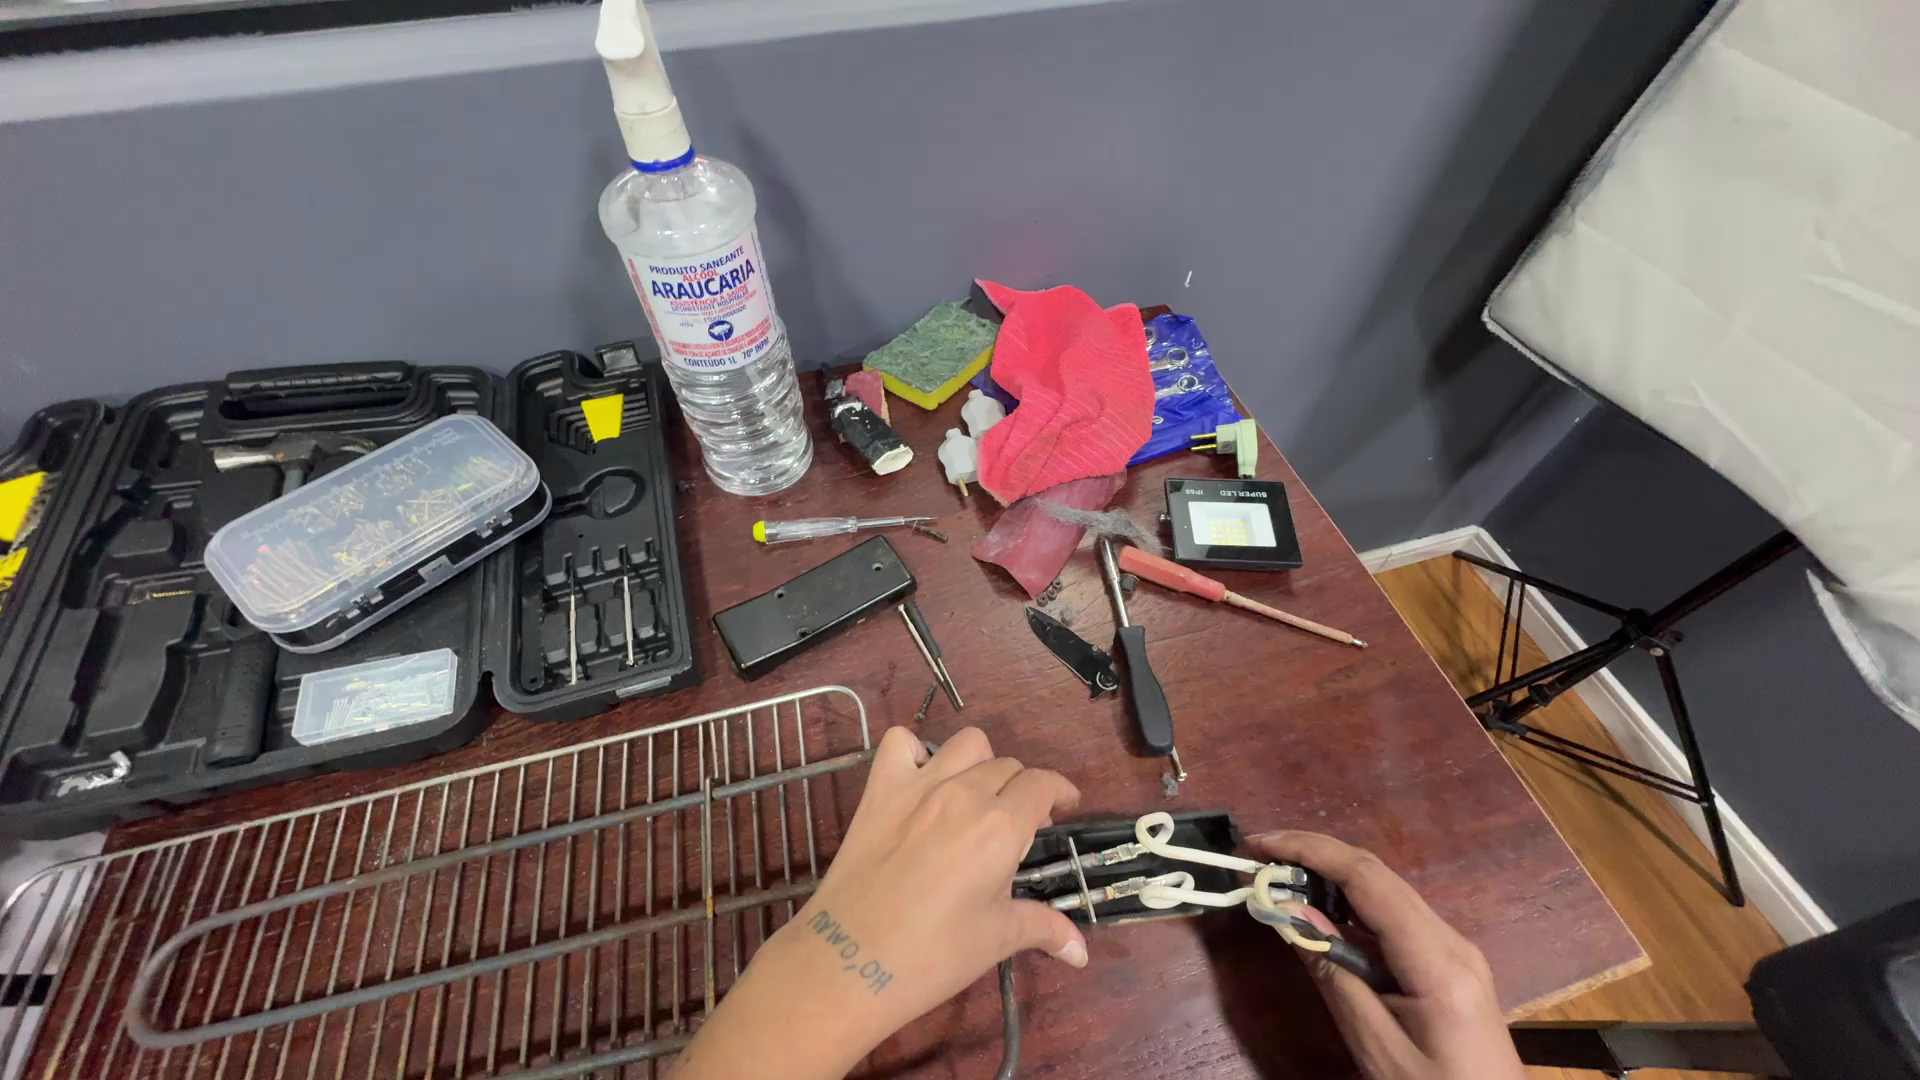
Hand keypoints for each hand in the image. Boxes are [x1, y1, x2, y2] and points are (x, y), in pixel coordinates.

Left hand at [671, 726, 1086, 1079]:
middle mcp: (964, 793)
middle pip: (1008, 765)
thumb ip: (1043, 928)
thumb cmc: (931, 956)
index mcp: (1000, 827)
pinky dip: (915, 752)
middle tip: (1017, 822)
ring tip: (976, 795)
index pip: (1042, 784)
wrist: (850, 960)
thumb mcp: (994, 941)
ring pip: (966, 744)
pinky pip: (900, 743)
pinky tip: (921, 780)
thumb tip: (1081, 950)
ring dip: (980, 762)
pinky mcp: (880, 789)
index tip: (1063, 806)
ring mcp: (919, 785)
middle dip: (1022, 788)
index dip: (1059, 791)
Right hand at [1248, 832, 1523, 1079]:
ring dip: (1325, 870)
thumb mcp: (1377, 1047)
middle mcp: (1450, 938)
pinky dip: (1345, 898)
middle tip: (1255, 854)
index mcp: (1437, 960)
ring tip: (1276, 874)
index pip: (1365, 878)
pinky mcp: (1446, 958)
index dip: (1307, 850)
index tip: (1256, 847)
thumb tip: (1288, 908)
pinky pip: (1389, 910)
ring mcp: (1452, 946)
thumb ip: (1334, 974)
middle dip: (1310, 851)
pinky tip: (1315, 906)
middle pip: (1373, 870)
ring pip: (1381, 885)